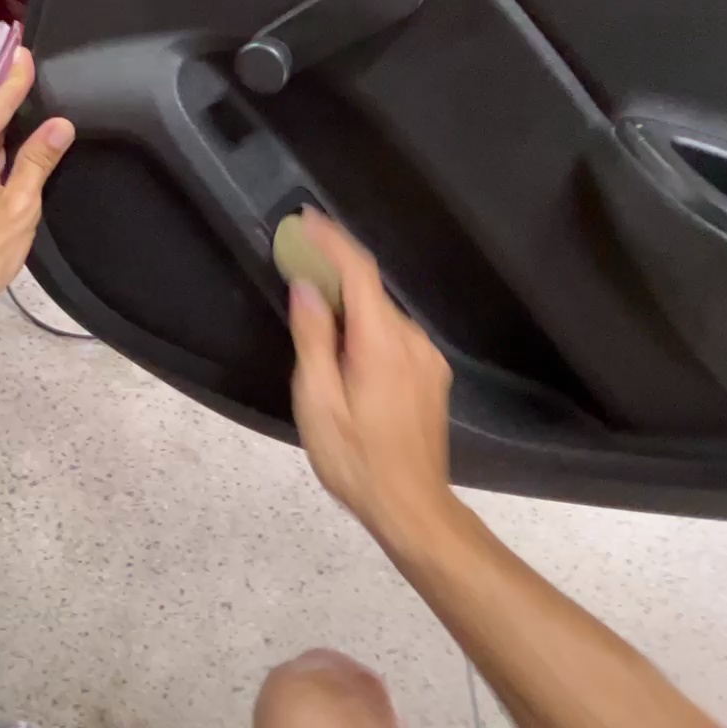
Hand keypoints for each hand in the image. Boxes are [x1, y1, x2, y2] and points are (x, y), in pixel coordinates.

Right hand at [287, 210, 455, 543]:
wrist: (412, 508)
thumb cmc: (356, 460)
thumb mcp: (318, 402)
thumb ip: (313, 338)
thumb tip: (306, 287)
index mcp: (381, 344)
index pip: (360, 273)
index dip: (333, 241)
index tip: (307, 219)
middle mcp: (412, 341)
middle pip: (370, 291)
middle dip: (333, 273)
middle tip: (295, 268)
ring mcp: (427, 358)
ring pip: (380, 313)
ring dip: (348, 304)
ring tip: (314, 320)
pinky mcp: (431, 375)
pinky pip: (392, 334)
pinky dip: (365, 326)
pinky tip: (345, 351)